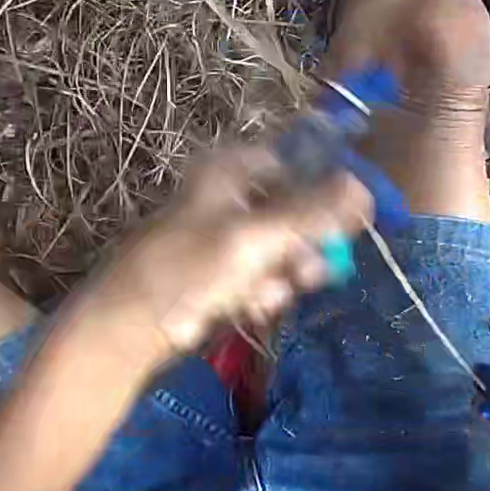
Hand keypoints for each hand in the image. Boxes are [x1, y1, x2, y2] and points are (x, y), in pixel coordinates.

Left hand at [78, 145, 372, 367]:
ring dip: (282, 272)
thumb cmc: (187, 271)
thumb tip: (363, 186)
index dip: (322, 187)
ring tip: (269, 294)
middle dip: (302, 243)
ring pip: (277, 246)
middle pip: (289, 208)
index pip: (292, 162)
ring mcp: (221, 235)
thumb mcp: (255, 238)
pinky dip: (259, 289)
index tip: (348, 218)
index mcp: (228, 171)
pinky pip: (257, 273)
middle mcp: (226, 195)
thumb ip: (311, 213)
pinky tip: (250, 306)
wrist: (125, 328)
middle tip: (310, 272)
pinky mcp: (217, 272)